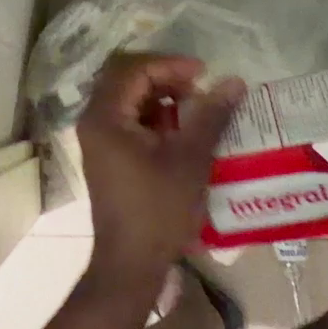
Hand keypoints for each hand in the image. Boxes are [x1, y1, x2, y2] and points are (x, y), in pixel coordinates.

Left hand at [77, 54, 246, 276]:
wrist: (130, 263)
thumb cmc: (158, 209)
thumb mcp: (190, 159)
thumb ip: (210, 116)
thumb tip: (233, 81)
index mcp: (105, 116)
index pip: (134, 70)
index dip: (170, 65)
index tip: (204, 72)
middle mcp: (94, 121)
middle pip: (126, 79)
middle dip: (164, 77)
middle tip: (199, 86)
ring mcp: (97, 140)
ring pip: (127, 100)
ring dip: (160, 97)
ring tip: (195, 108)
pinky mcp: (106, 156)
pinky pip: (128, 121)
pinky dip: (153, 117)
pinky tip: (181, 131)